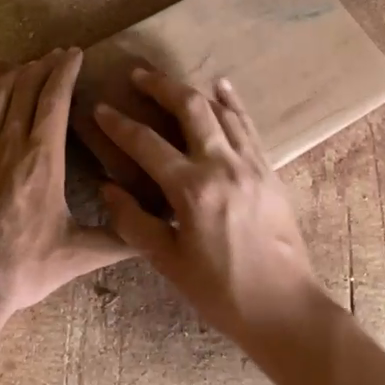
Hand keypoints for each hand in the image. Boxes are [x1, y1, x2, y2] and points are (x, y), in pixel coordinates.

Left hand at [0, 49, 131, 319]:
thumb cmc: (25, 269)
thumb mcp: (78, 254)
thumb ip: (120, 239)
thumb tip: (159, 228)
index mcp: (42, 159)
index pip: (54, 99)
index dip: (65, 71)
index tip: (76, 54)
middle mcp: (9, 145)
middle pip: (25, 88)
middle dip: (43, 65)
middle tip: (58, 55)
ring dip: (14, 73)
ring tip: (29, 63)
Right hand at [94, 70, 327, 343]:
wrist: (285, 309)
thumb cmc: (221, 292)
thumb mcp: (168, 263)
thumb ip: (134, 222)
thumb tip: (107, 189)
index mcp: (192, 189)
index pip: (146, 143)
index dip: (118, 124)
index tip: (100, 108)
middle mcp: (222, 165)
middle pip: (189, 107)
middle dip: (160, 85)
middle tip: (137, 74)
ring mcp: (250, 163)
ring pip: (220, 109)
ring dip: (192, 89)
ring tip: (171, 81)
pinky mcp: (268, 169)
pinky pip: (247, 124)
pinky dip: (231, 102)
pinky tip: (221, 87)